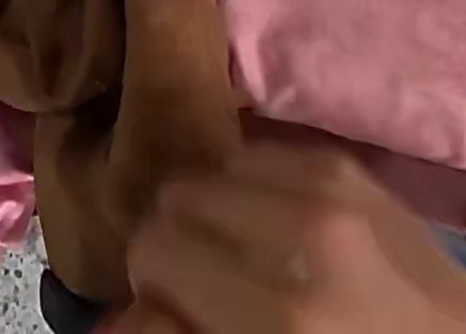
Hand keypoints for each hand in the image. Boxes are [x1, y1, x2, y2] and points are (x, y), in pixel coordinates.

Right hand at [110, 144, 465, 333]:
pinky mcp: (350, 164)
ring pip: (210, 164)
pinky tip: (273, 224)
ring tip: (239, 251)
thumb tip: (115, 316)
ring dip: (210, 208)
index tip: (170, 305)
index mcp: (284, 311)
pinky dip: (247, 186)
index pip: (155, 247)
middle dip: (174, 240)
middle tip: (203, 283)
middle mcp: (304, 227)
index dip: (149, 282)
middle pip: (175, 193)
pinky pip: (257, 150)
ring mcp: (333, 183)